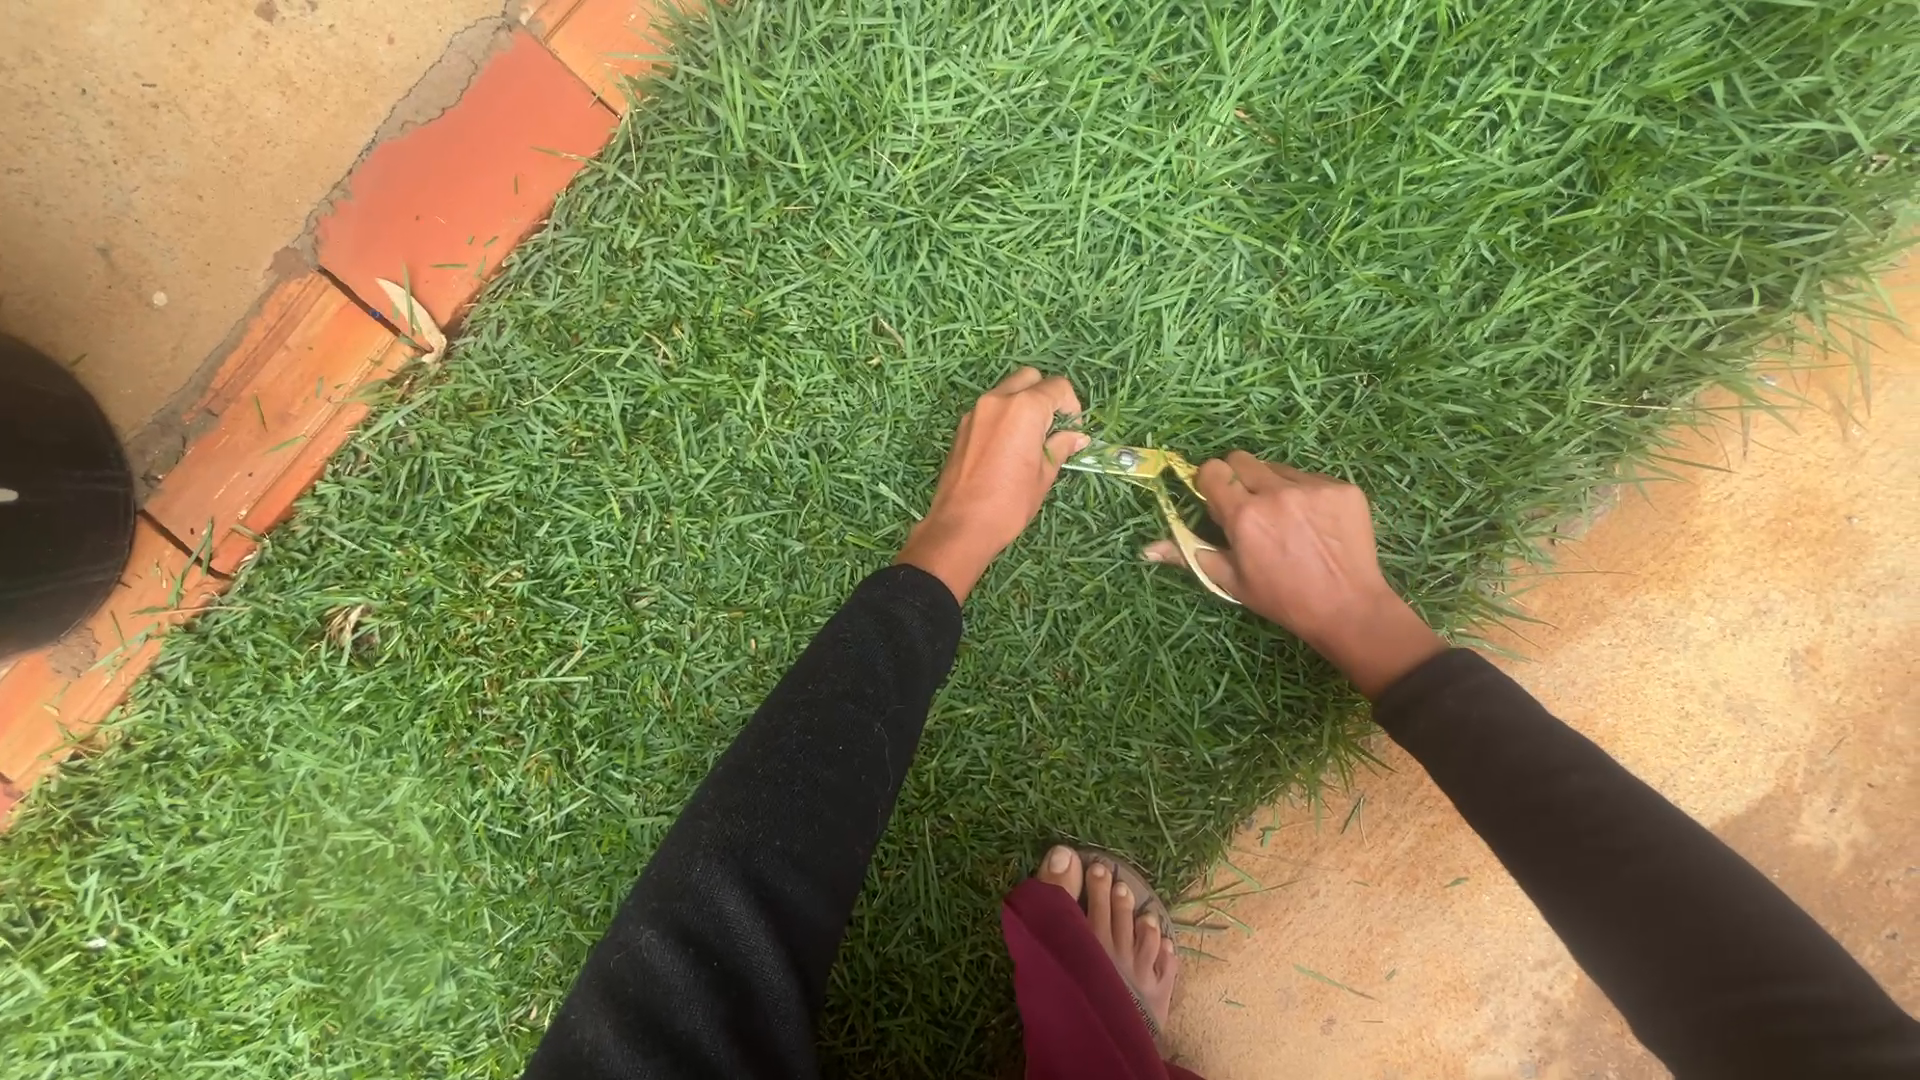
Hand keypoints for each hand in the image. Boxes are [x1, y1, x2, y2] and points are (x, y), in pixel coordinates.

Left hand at [896, 368, 1088, 602]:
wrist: (961, 526)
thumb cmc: (1009, 503)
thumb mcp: (1044, 475)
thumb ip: (1061, 447)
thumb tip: (1077, 437)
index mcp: (1024, 408)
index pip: (1057, 388)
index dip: (1072, 406)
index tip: (1074, 429)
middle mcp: (997, 400)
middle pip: (1030, 378)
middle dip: (1047, 396)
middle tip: (1054, 427)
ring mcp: (975, 411)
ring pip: (1007, 390)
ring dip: (1024, 403)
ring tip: (1032, 438)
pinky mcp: (962, 427)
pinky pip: (990, 408)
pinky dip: (1005, 415)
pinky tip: (1009, 446)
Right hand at [1143, 452, 1444, 698]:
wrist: (1346, 607)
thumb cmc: (1280, 598)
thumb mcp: (1229, 579)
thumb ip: (1188, 554)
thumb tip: (1147, 550)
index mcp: (1244, 516)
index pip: (1213, 470)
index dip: (1210, 482)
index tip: (1217, 500)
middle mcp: (1276, 494)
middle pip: (1242, 459)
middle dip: (1238, 478)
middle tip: (1248, 508)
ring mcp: (1313, 488)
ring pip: (1276, 468)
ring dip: (1271, 486)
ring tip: (1285, 520)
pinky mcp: (1343, 488)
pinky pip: (1309, 478)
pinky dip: (1304, 494)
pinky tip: (1312, 523)